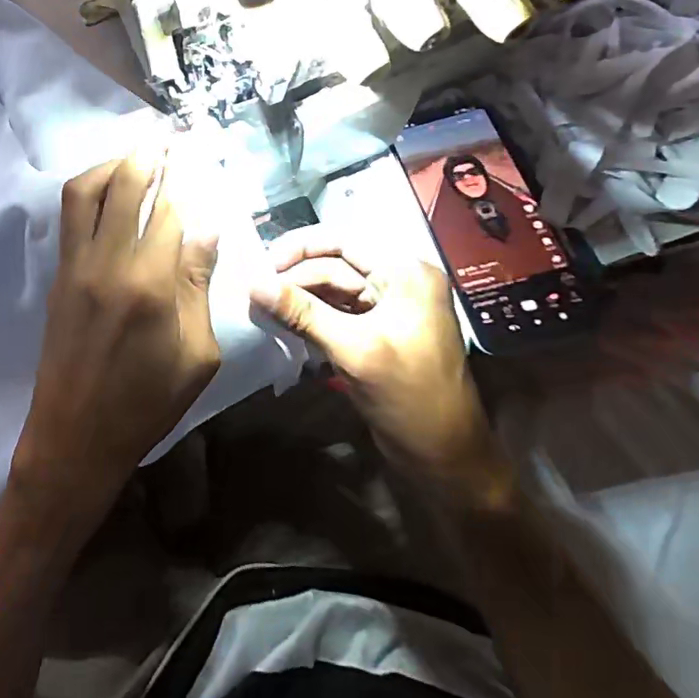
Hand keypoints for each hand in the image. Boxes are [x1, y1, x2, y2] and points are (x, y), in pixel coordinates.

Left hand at [12, 150, 221, 517]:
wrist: (75, 436)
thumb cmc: (147, 404)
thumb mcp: (197, 355)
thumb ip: (198, 285)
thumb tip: (208, 229)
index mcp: (149, 285)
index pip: (171, 211)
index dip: (187, 182)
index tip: (200, 161)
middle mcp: (107, 263)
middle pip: (124, 185)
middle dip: (148, 155)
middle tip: (168, 140)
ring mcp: (75, 266)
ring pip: (84, 192)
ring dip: (110, 164)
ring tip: (136, 158)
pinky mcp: (58, 276)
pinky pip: (70, 217)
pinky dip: (90, 191)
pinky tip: (111, 193)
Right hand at [249, 227, 499, 480]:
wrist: (444, 457)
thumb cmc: (409, 397)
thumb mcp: (353, 350)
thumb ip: (302, 313)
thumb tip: (253, 284)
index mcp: (406, 272)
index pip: (345, 240)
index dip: (300, 247)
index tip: (261, 265)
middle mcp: (399, 281)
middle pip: (335, 264)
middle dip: (295, 277)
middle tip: (254, 293)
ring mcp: (387, 308)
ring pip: (332, 289)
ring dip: (299, 299)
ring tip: (261, 309)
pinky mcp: (376, 332)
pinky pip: (336, 312)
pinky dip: (310, 317)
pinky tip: (282, 323)